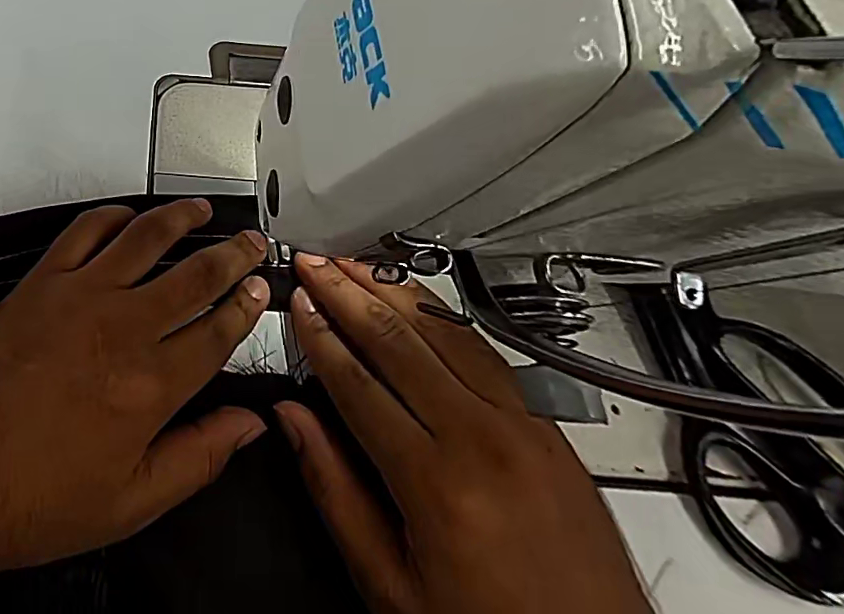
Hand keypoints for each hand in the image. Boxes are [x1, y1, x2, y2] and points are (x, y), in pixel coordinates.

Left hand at [0, 198, 273, 575]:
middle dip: (231, 254)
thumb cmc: (32, 495)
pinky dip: (110, 216)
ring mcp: (78, 297)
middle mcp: (121, 329)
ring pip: (144, 239)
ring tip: (199, 211)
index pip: (218, 331)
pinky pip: (83, 232)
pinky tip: (124, 215)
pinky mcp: (39, 283)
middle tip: (249, 241)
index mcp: (151, 386)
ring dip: (179, 219)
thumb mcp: (132, 501)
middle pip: (193, 275)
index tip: (260, 288)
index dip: (247, 306)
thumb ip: (200, 457)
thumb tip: (248, 426)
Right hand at [273, 254, 652, 613]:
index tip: (296, 302)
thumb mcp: (390, 583)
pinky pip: (485, 351)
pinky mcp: (552, 431)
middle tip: (313, 263)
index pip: (356, 380)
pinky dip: (441, 315)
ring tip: (354, 264)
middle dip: (345, 291)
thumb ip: (334, 490)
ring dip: (391, 289)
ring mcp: (527, 430)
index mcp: (437, 484)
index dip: (318, 333)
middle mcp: (486, 443)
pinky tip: (416, 301)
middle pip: (397, 340)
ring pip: (444, 332)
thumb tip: (291, 421)